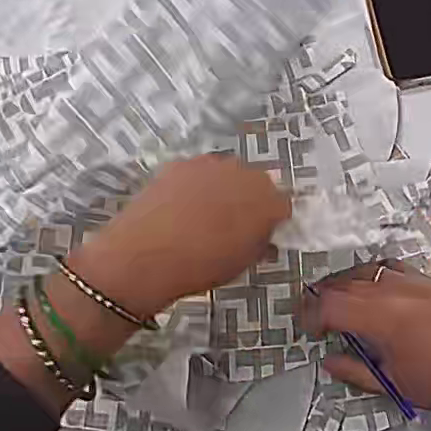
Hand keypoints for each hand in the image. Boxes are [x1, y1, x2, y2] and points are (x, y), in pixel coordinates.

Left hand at [69, 155, 291, 317]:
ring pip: (225, 174)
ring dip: (221, 189)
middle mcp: (244, 174)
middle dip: (249, 200)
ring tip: (203, 215)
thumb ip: (259, 243)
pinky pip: (196, 174)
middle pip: (255, 183)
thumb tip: (261, 235)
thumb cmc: (203, 267)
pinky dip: (194, 186)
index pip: (282, 204)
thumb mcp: (241, 263)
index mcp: (268, 201)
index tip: (262, 234)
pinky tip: (179, 208)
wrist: (147, 255)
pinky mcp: (180, 163)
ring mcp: (210, 164)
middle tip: (234, 225)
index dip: (273, 220)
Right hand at [300, 262, 430, 430]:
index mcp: (384, 319)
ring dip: (346, 286)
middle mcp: (397, 293)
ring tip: (340, 305)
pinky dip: (375, 277)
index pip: (330, 305)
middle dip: (322, 300)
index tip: (308, 329)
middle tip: (316, 318)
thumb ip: (355, 370)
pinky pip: (393, 269)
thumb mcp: (394, 384)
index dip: (310, 316)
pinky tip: (374, 292)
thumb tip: (331, 361)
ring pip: (366, 272)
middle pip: (344, 285)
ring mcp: (416, 285)